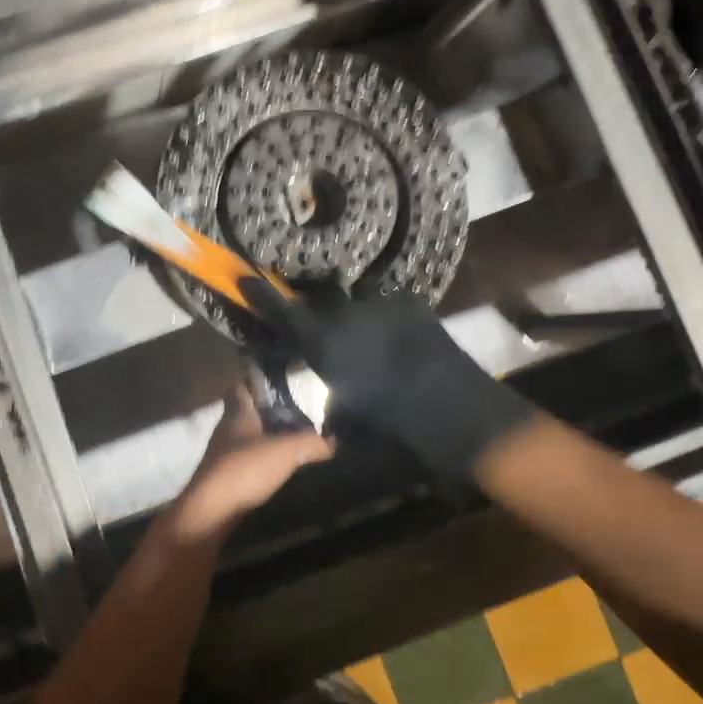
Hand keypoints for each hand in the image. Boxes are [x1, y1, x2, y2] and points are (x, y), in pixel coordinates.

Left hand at [169, 386, 332, 541]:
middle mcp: (227, 428)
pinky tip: (280, 465)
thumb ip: (311, 443)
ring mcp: (223, 452)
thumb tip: (332, 442)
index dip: (255, 378)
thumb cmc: (244, 468)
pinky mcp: (225, 475)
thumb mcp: (286, 451)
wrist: (212, 510)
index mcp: (237, 412)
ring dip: (266, 434)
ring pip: (247, 435)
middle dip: (267, 409)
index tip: (277, 378)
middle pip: (246, 410)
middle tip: (296, 409)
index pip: (241, 385)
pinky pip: (247, 458)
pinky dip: (263, 458)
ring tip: (294, 436)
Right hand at [242, 285, 538, 478]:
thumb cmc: (394, 425)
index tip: (246, 277)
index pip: (282, 311)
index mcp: (323, 344)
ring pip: (360, 298)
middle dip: (321, 310)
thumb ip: (327, 397)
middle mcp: (345, 316)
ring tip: (371, 332)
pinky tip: (400, 335)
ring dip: (359, 311)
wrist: (456, 412)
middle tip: (330, 329)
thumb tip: (321, 396)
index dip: (262, 294)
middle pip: (323, 301)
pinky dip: (390, 315)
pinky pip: (391, 303)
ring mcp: (380, 305)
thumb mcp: (350, 417)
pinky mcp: (412, 304)